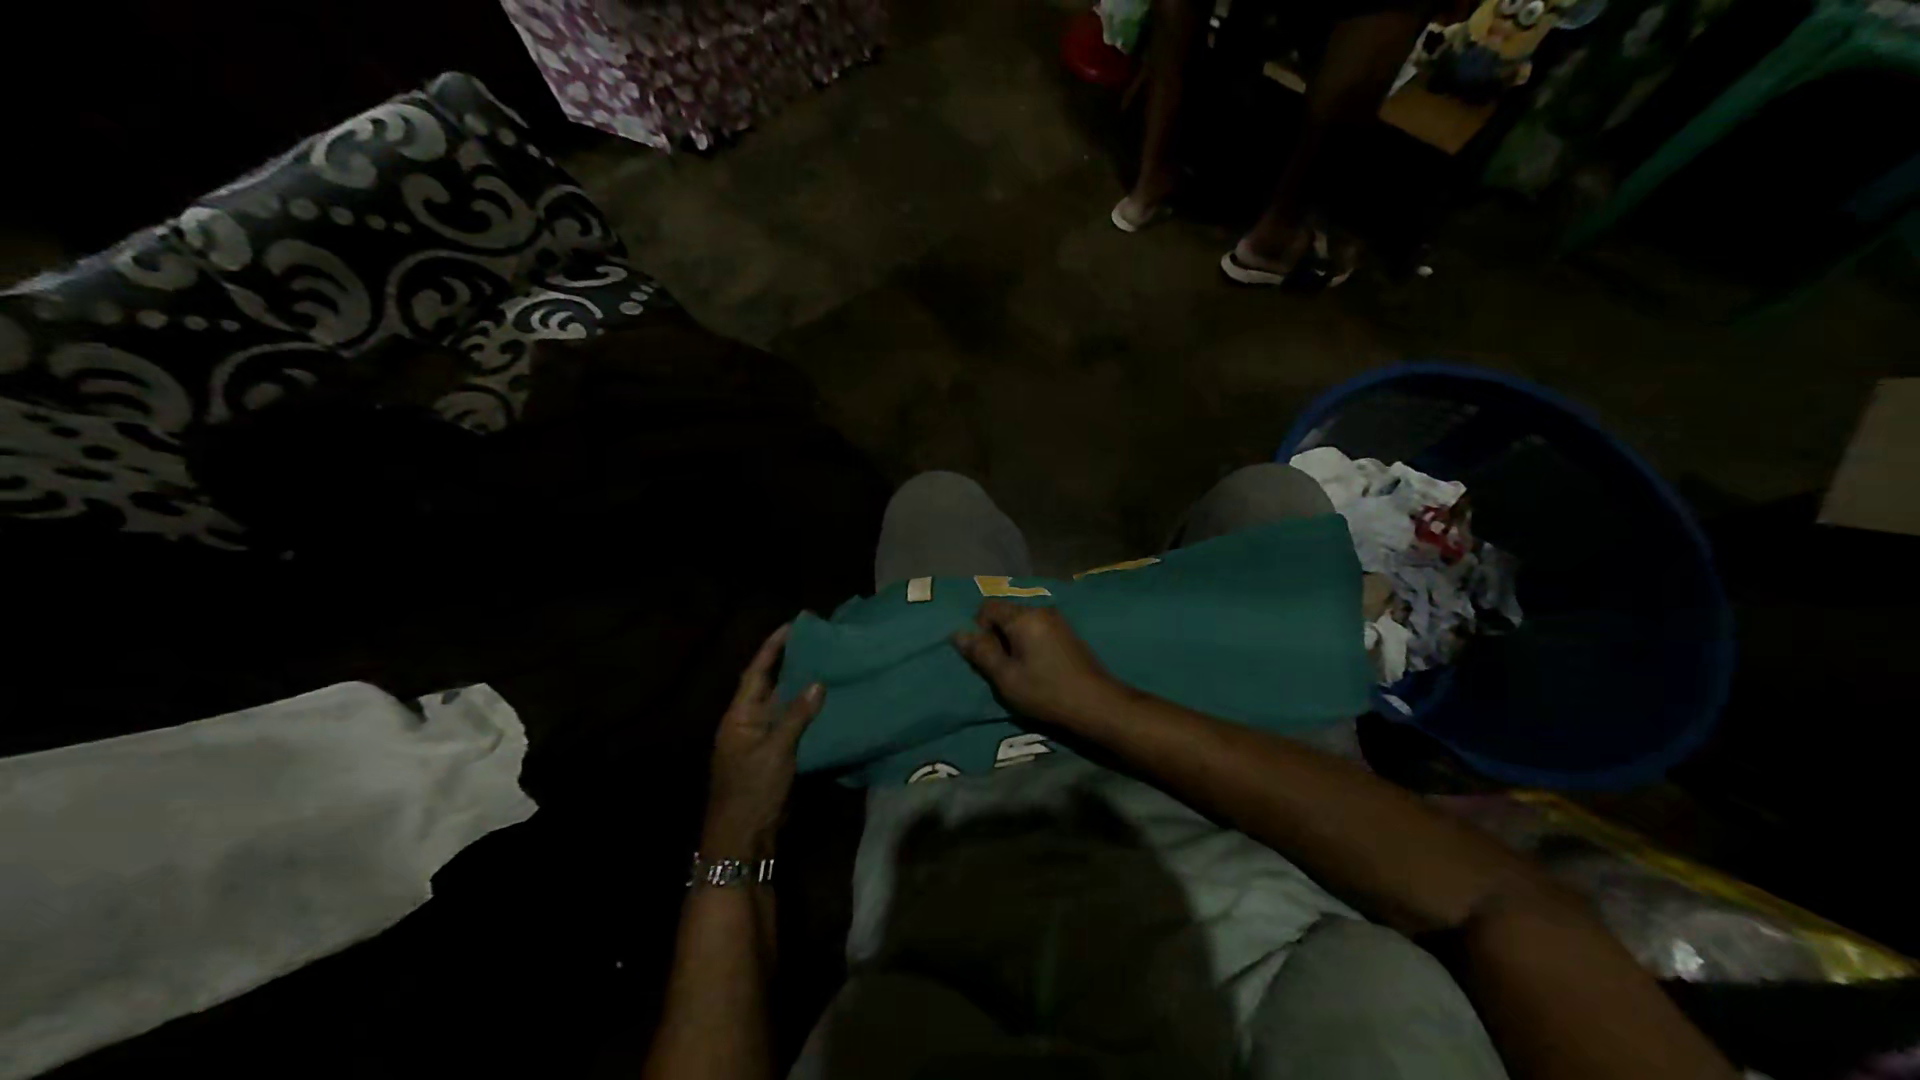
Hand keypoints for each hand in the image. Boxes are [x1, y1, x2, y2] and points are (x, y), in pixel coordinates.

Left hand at [704, 623, 823, 853]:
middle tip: (816, 641)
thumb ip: (796, 716)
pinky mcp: (773, 756)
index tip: (793, 626)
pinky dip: (806, 713)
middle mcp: (747, 722)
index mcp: (739, 716)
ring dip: (799, 687)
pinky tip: (825, 704)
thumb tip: (817, 683)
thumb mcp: (775, 751)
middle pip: (769, 685)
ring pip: (782, 705)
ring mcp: (760, 740)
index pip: (757, 672)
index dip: (773, 648)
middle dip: (789, 663)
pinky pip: (791, 725)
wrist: (743, 837)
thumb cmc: (752, 790)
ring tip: (825, 665)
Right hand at [951, 600, 1133, 727]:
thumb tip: (958, 634)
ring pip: (1022, 622)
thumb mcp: (1006, 677)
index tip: (987, 656)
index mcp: (1024, 617)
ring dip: (1013, 642)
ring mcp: (1057, 620)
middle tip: (1001, 667)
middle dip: (996, 636)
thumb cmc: (1046, 692)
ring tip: (1019, 670)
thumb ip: (981, 653)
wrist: (1097, 704)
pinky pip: (1037, 629)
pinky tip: (1037, 668)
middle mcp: (1041, 610)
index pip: (988, 607)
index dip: (979, 629)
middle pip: (1006, 613)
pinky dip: (1029, 644)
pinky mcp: (1067, 633)